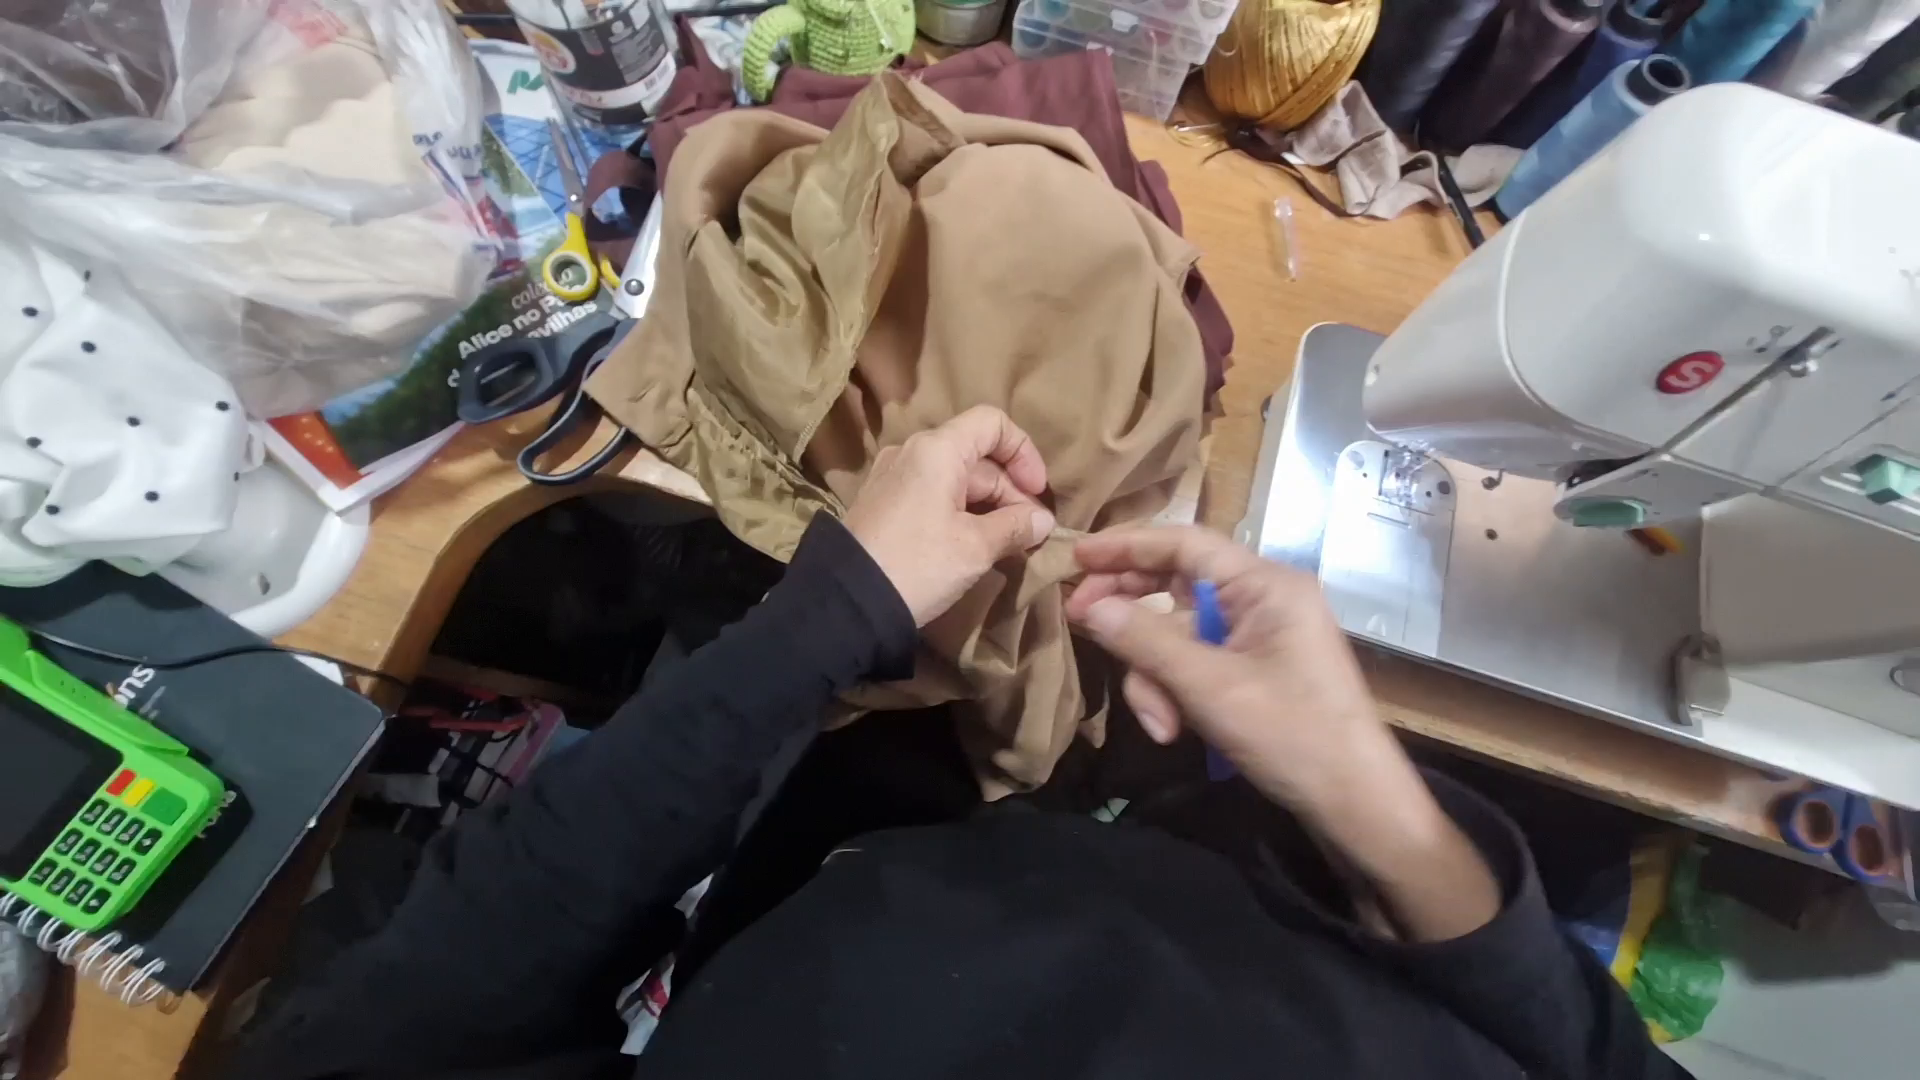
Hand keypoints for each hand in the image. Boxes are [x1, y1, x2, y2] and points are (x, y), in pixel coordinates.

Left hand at [843, 406, 1055, 626]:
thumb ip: (1015, 526)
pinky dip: (961, 513)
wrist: (846, 602)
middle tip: (1031, 534)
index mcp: (937, 450)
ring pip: (956, 479)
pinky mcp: (884, 504)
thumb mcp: (975, 548)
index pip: (992, 424)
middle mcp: (912, 453)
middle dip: (1010, 492)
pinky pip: (933, 496)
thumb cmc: (918, 565)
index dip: (1024, 452)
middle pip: (977, 457)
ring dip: (988, 506)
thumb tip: (1043, 520)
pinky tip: (975, 546)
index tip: (1037, 493)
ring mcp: (894, 477)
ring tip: (1008, 545)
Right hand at [1066, 525, 1409, 811]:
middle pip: (1174, 585)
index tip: (1076, 557)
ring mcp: (1255, 635)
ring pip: (1176, 633)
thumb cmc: (1293, 735)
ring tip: (1159, 722)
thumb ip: (1144, 641)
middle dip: (1129, 613)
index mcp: (1265, 584)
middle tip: (1080, 621)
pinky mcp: (1250, 668)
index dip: (1126, 546)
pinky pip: (1193, 662)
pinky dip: (1174, 690)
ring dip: (1153, 674)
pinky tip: (1173, 728)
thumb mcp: (1209, 687)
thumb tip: (1089, 607)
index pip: (1184, 543)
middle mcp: (1260, 599)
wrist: (1357, 807)